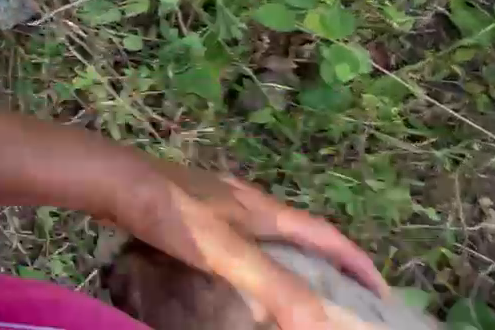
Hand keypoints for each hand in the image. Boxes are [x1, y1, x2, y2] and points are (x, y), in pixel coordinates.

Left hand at [116, 161, 387, 329]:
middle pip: (295, 232)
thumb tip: (324, 328)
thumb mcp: (229, 253)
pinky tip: (228, 281)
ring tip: (288, 299)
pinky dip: (244, 261)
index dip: (357, 264)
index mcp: (259, 206)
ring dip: (281, 263)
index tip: (385, 298)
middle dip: (323, 266)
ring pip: (259, 234)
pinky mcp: (180, 207)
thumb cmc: (171, 211)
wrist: (109, 180)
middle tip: (338, 304)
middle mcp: (239, 198)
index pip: (324, 234)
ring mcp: (207, 199)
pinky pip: (227, 238)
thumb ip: (277, 289)